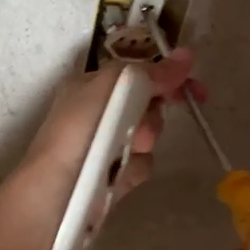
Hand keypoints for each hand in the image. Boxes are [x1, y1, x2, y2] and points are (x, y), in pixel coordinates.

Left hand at [18, 48, 202, 201]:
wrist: (54, 193)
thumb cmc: (78, 133)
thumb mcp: (112, 89)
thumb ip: (149, 73)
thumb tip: (185, 55)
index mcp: (91, 87)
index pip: (139, 76)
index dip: (169, 81)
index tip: (196, 92)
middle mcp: (99, 114)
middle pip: (149, 108)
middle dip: (151, 119)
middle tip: (138, 131)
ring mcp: (107, 146)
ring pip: (149, 139)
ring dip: (142, 145)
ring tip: (120, 156)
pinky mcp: (113, 176)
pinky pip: (141, 166)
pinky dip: (133, 170)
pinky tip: (117, 177)